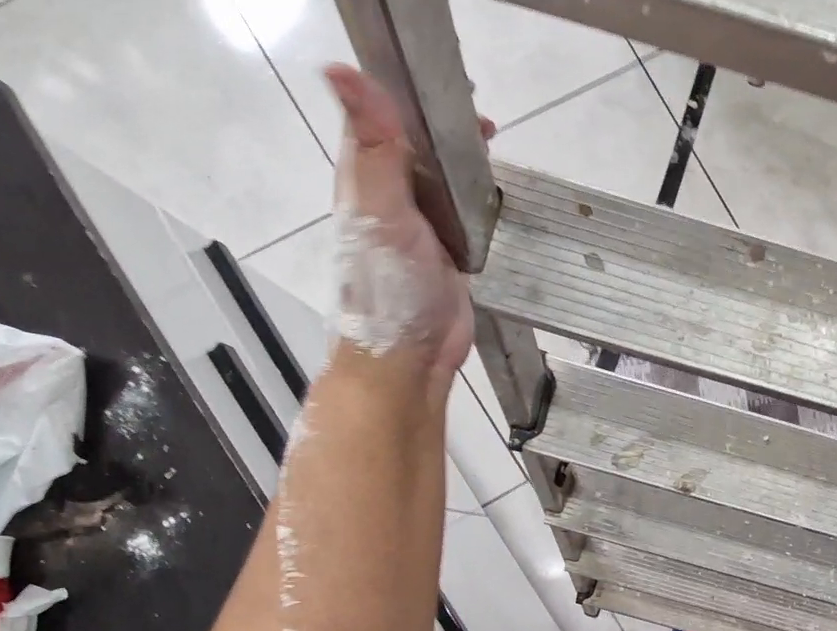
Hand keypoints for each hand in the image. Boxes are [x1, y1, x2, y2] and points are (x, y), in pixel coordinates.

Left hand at [325, 65, 495, 377]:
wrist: (410, 356)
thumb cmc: (389, 286)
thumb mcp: (380, 209)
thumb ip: (373, 145)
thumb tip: (340, 69)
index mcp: (366, 175)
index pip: (383, 116)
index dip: (411, 94)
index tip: (454, 87)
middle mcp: (391, 194)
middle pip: (418, 145)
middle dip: (447, 128)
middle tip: (486, 122)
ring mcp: (420, 225)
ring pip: (443, 177)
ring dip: (466, 160)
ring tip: (494, 147)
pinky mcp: (447, 252)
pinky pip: (462, 212)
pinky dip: (479, 197)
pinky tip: (496, 192)